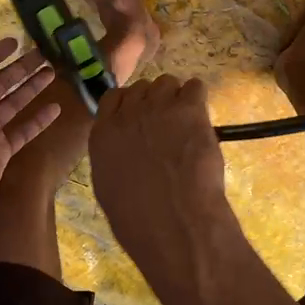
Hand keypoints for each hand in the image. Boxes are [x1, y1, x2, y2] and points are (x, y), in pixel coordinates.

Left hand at [0, 34, 60, 222]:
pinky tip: (56, 108)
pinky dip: (39, 120)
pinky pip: (24, 131)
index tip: (16, 41)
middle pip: (2, 83)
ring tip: (53, 73)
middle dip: (21, 68)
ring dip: (32, 88)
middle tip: (45, 54)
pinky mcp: (3, 151)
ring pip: (15, 103)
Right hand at [88, 75, 239, 304]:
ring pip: (168, 82)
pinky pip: (195, 86)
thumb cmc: (139, 219)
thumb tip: (125, 146)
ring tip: (186, 123)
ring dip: (177, 98)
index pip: (113, 97)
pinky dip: (199, 99)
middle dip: (155, 101)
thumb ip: (114, 155)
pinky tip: (201, 119)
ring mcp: (159, 107)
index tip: (141, 116)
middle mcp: (129, 113)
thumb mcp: (109, 187)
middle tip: (168, 124)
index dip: (130, 103)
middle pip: (143, 87)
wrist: (175, 221)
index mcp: (104, 134)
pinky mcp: (190, 108)